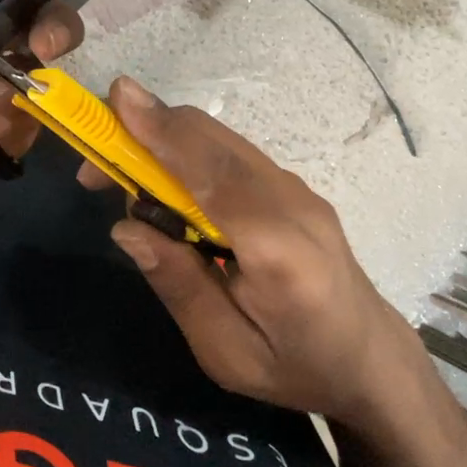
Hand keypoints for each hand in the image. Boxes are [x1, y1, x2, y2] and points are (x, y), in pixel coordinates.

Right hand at [83, 78, 428, 426]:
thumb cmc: (295, 366)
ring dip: (160, 138)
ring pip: (216, 138)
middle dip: (145, 131)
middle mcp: (294, 206)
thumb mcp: (227, 354)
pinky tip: (160, 182)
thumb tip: (126, 226)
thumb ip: (179, 287)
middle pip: (211, 142)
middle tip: (93, 166)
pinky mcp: (289, 184)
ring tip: (118, 175)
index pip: (216, 177)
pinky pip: (226, 150)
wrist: (372, 363)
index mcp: (280, 253)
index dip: (164, 135)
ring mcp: (296, 189)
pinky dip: (181, 148)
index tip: (118, 100)